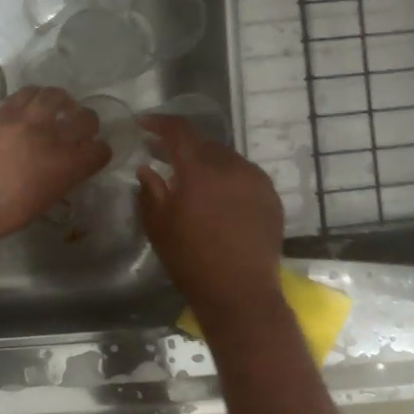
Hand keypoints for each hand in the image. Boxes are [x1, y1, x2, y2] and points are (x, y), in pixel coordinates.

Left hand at [0, 87, 111, 246]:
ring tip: (54, 108)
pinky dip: (33, 98)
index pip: (100, 150)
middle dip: (86, 122)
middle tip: (77, 126)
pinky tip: (28, 107)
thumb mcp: (42, 201)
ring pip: (55, 95)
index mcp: (67, 167)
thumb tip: (64, 166)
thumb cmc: (2, 215)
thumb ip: (60, 178)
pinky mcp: (0, 113)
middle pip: (85, 117)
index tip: (91, 153)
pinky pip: (24, 94)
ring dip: (60, 101)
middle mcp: (52, 138)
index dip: (98, 151)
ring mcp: (25, 121)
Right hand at [136, 115, 284, 321]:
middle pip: (204, 143)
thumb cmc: (189, 259)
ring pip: (226, 158)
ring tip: (190, 178)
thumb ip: (149, 190)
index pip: (178, 131)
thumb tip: (147, 168)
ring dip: (205, 162)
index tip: (142, 123)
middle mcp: (231, 166)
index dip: (159, 122)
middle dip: (181, 145)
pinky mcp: (271, 198)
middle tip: (161, 154)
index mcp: (199, 170)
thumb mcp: (158, 225)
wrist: (239, 291)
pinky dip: (225, 178)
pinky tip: (216, 197)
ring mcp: (256, 181)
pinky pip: (243, 176)